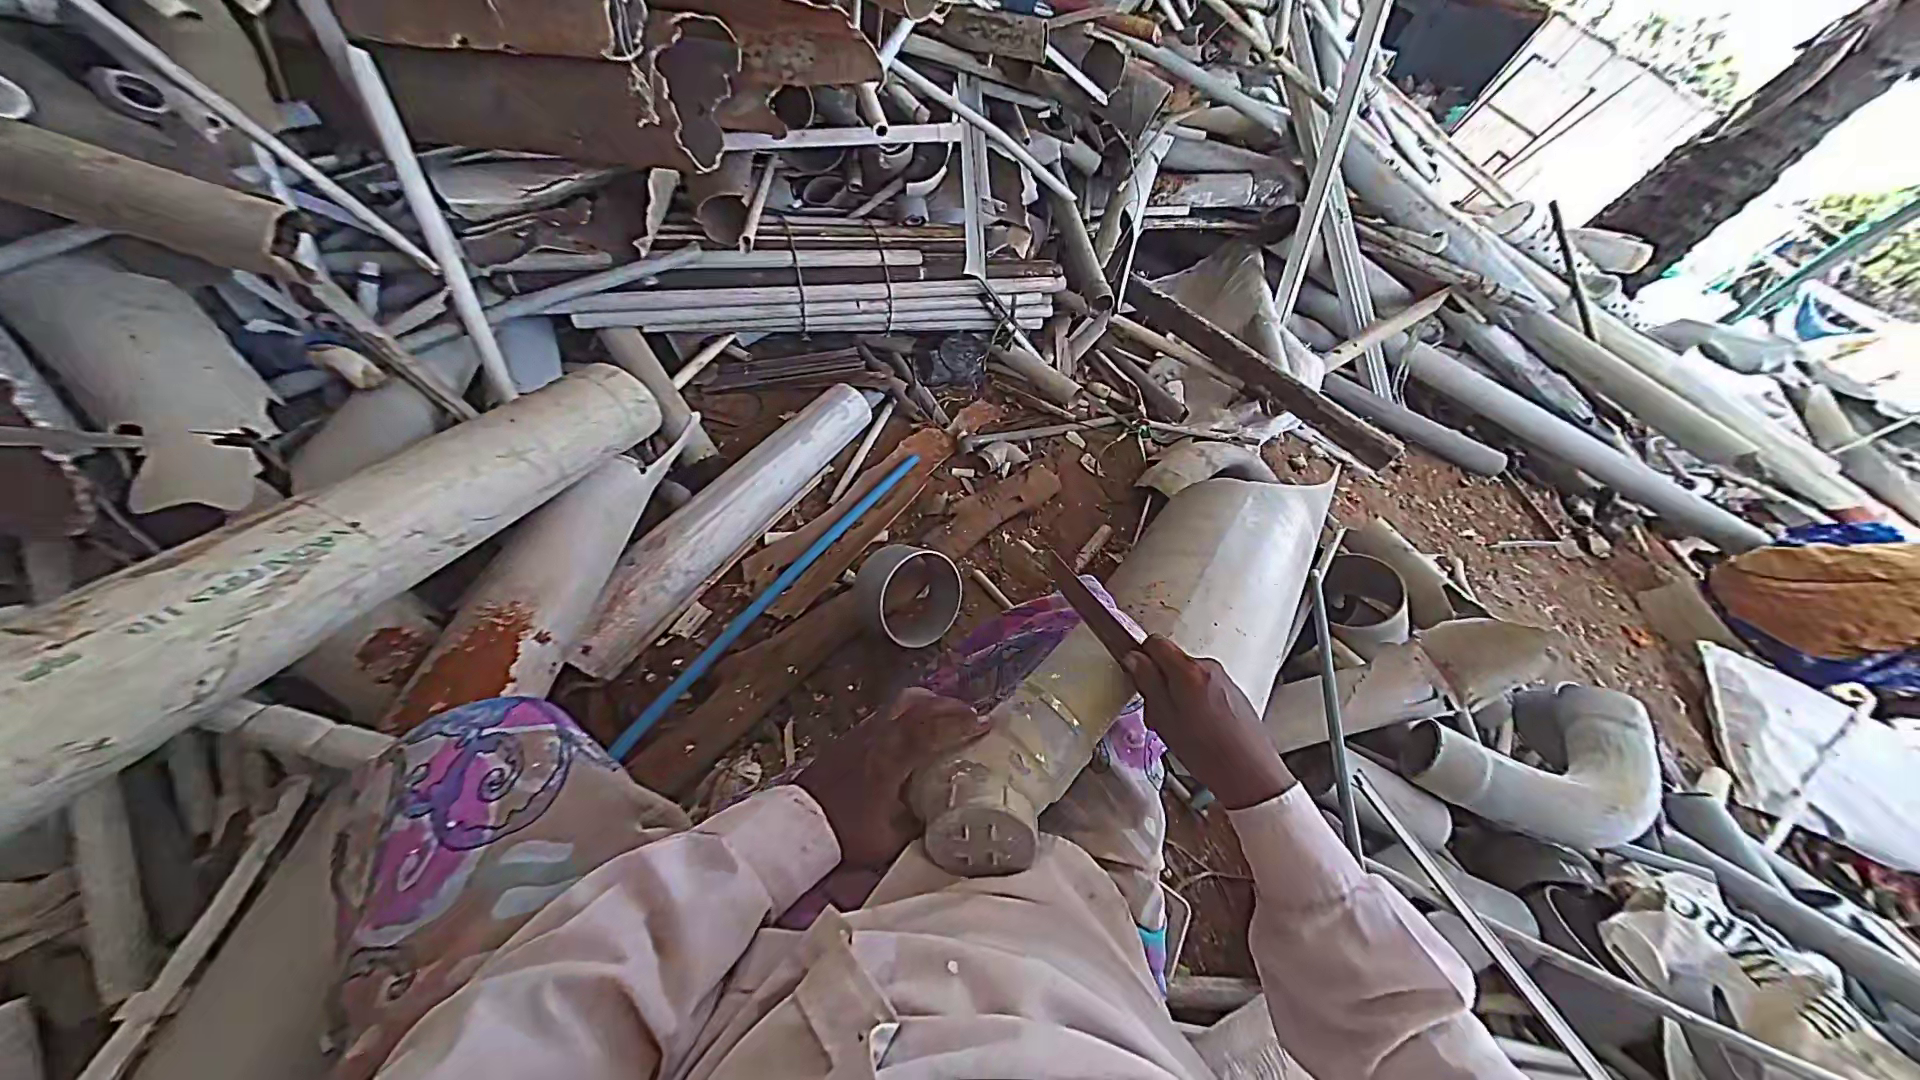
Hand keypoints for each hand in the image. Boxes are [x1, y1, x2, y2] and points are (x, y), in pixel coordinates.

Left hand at [794, 688, 989, 867]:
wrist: (798, 823)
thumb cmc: (845, 834)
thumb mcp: (889, 840)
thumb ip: (920, 823)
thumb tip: (947, 814)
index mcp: (890, 760)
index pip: (930, 731)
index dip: (960, 725)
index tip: (986, 725)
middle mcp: (879, 735)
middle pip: (920, 705)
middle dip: (952, 707)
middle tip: (975, 717)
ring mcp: (866, 730)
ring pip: (904, 701)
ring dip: (932, 703)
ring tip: (951, 715)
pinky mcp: (857, 732)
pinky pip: (892, 709)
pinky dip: (914, 709)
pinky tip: (922, 725)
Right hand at [1121, 635, 1295, 810]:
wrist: (1251, 775)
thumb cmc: (1208, 751)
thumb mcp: (1164, 718)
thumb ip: (1147, 682)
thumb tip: (1134, 658)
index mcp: (1188, 670)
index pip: (1155, 642)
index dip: (1141, 658)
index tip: (1138, 677)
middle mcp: (1208, 667)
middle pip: (1172, 660)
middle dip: (1159, 680)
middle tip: (1157, 712)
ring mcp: (1224, 679)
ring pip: (1187, 675)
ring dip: (1177, 693)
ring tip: (1178, 727)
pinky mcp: (1234, 693)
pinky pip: (1204, 687)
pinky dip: (1195, 701)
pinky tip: (1197, 730)